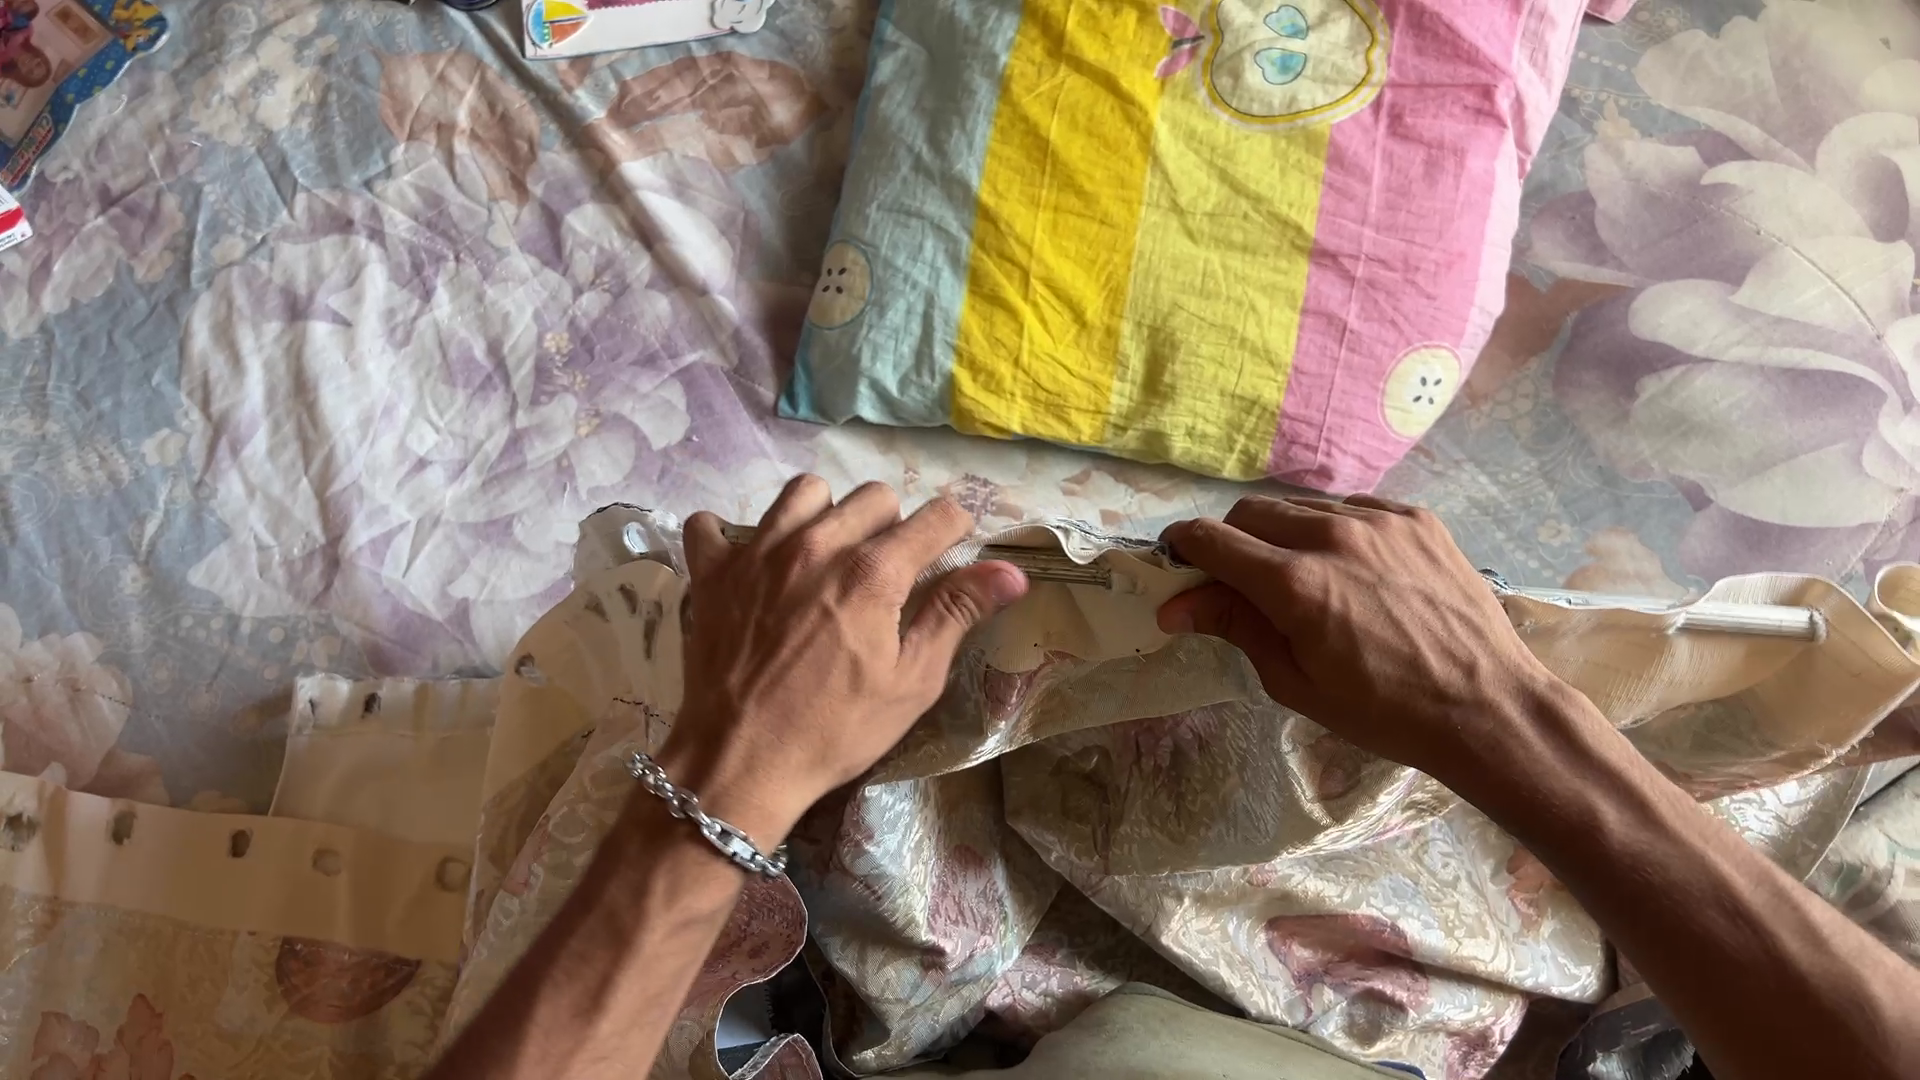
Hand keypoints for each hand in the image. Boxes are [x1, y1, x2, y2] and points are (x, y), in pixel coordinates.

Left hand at [655, 476, 1028, 847]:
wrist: (739, 765)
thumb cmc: (836, 729)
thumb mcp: (912, 681)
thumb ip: (957, 614)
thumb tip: (1012, 572)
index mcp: (874, 572)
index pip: (935, 517)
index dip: (954, 529)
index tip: (951, 547)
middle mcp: (817, 544)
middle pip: (873, 495)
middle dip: (893, 523)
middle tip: (887, 569)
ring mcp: (757, 552)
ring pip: (804, 492)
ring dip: (825, 514)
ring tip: (824, 556)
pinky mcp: (712, 571)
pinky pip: (712, 524)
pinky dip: (730, 536)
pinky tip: (748, 565)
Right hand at [1158, 495, 1565, 782]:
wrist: (1490, 708)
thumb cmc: (1381, 710)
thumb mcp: (1293, 680)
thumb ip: (1233, 627)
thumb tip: (1174, 606)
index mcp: (1294, 584)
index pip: (1212, 540)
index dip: (1182, 545)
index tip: (1175, 558)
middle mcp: (1331, 536)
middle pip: (1249, 512)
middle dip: (1229, 539)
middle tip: (1236, 577)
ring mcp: (1379, 521)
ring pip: (1298, 506)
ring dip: (1279, 533)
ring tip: (1298, 573)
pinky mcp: (1416, 518)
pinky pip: (1348, 507)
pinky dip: (1329, 528)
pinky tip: (1346, 564)